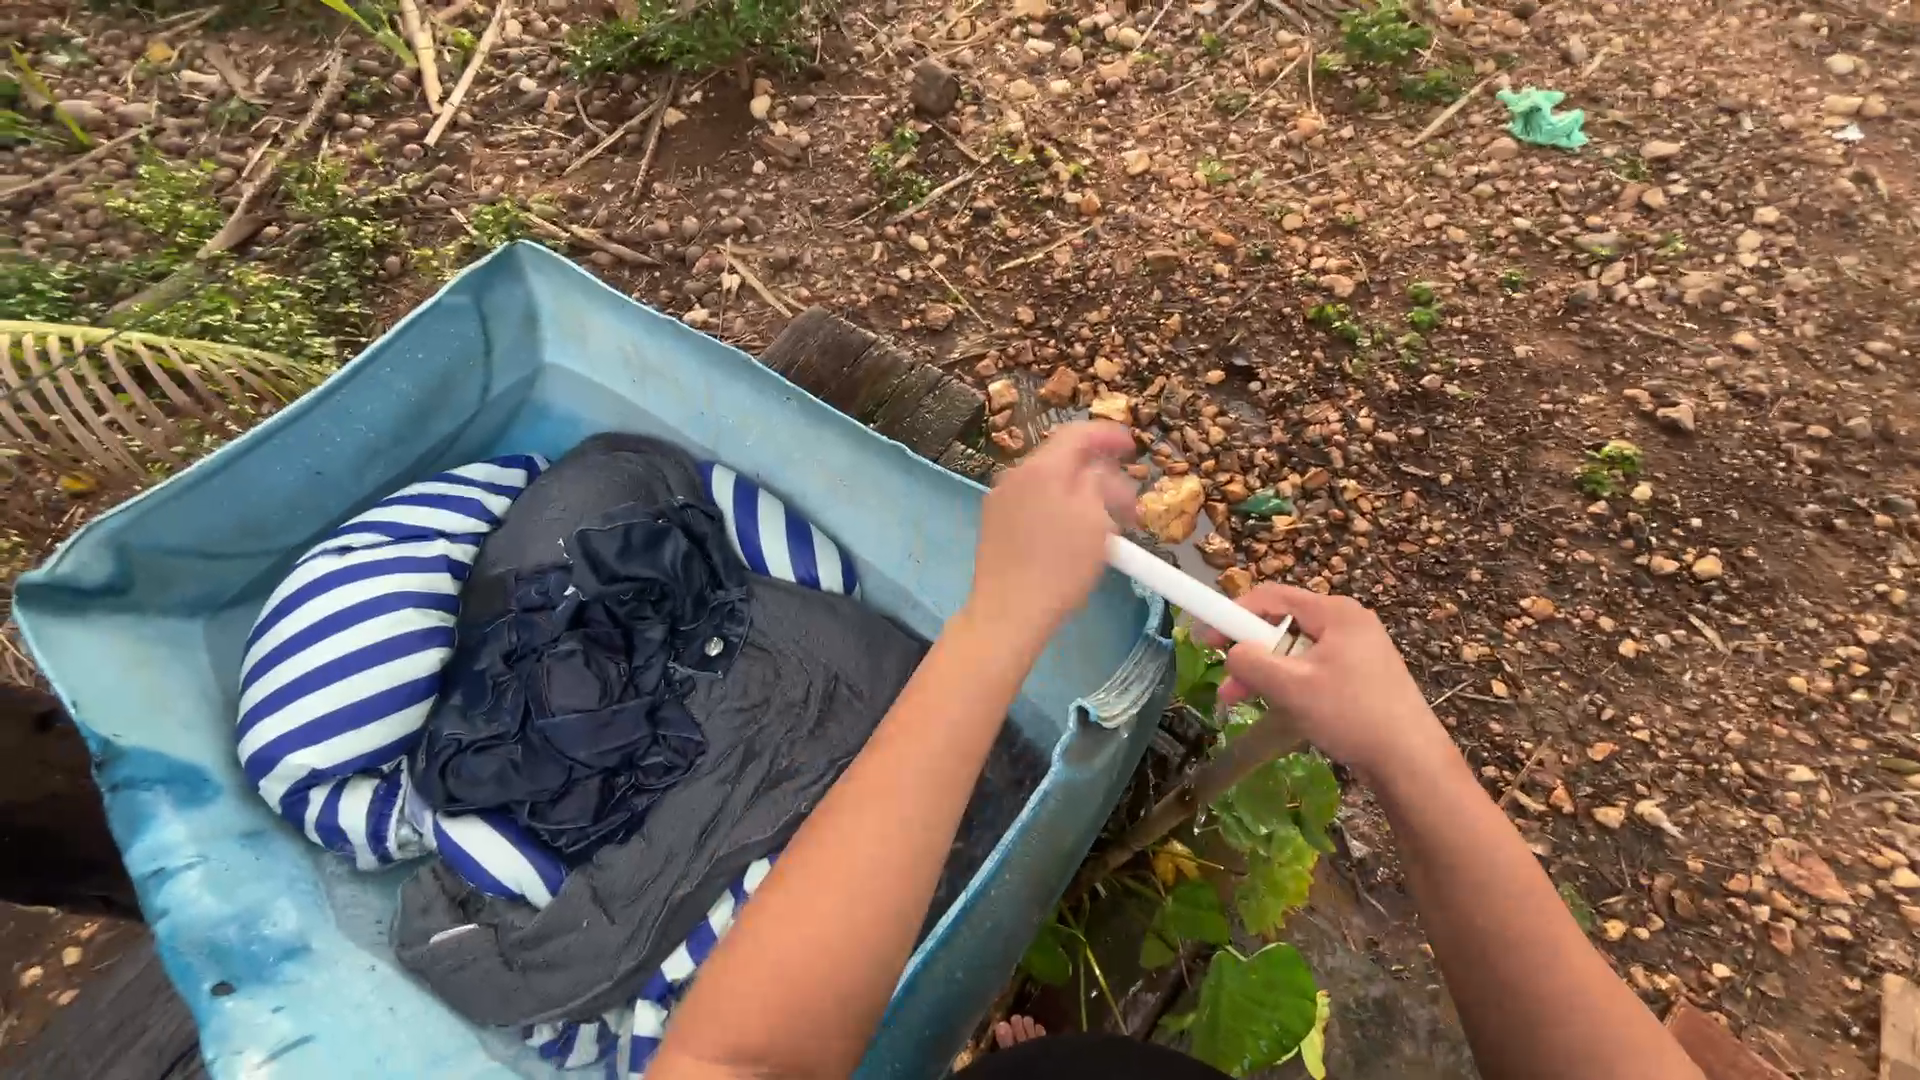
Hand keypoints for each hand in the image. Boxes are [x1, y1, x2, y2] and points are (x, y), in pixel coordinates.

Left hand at [966, 422, 1136, 636]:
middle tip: (1127, 502)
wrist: (1009, 612)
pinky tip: (1073, 535)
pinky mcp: (994, 525)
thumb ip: (1099, 483)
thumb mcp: (1095, 520)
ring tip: (1105, 524)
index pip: (1078, 433)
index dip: (1109, 435)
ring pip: (1048, 484)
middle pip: (1062, 459)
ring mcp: (1000, 500)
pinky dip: (1058, 508)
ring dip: (1080, 494)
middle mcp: (1015, 476)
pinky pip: (1033, 503)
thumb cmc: (1060, 567)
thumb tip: (1098, 471)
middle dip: (1099, 473)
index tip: (1132, 447)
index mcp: (1041, 469)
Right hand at [1195, 584, 1459, 789]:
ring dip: (1264, 673)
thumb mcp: (1291, 686)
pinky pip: (1310, 668)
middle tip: (1226, 680)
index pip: (1270, 596)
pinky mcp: (1360, 675)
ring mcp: (1356, 649)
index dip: (1231, 613)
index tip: (1205, 639)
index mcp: (1335, 612)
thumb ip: (1251, 661)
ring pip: (1293, 651)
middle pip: (1280, 625)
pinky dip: (1287, 683)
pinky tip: (1276, 707)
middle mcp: (1347, 622)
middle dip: (1248, 652)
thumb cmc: (1352, 714)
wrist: (1412, 762)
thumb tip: (1232, 652)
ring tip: (1238, 700)